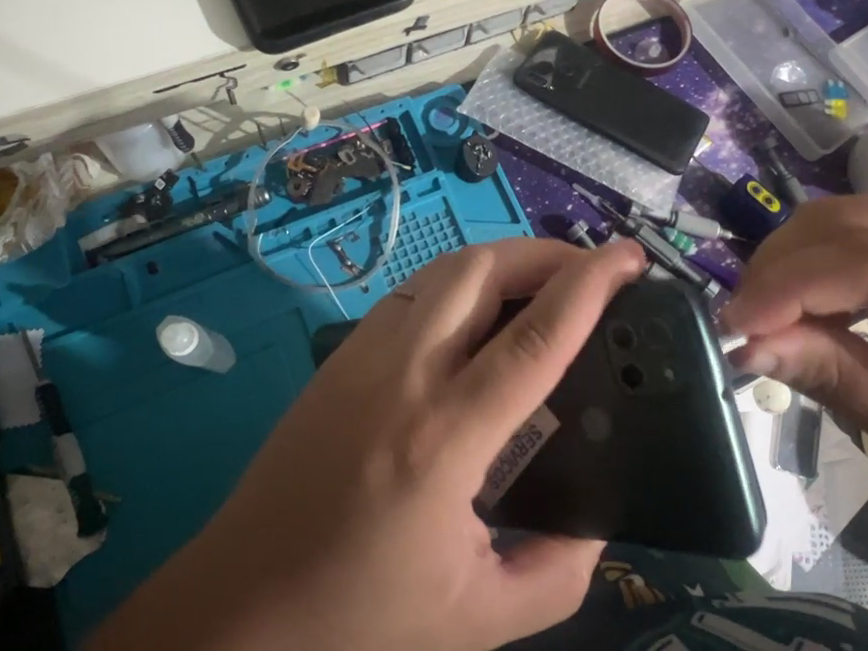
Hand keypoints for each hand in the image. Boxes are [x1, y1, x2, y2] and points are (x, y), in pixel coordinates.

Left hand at [91, 238, 647, 650]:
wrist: (237, 608)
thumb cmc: (357, 617)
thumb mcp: (479, 617)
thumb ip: (557, 572)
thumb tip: (595, 523)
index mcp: (446, 436)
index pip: (535, 335)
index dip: (591, 285)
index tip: (631, 256)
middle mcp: (403, 374)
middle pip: (483, 270)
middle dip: (548, 253)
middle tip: (593, 270)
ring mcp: (361, 356)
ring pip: (443, 270)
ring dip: (502, 261)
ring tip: (543, 285)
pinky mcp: (337, 360)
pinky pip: (411, 294)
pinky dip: (460, 283)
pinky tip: (479, 317)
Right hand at [721, 196, 867, 516]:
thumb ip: (841, 382)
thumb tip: (750, 347)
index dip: (796, 286)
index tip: (735, 325)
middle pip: (852, 224)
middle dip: (779, 268)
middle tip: (739, 325)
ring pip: (843, 213)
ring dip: (788, 257)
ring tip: (764, 314)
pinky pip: (853, 223)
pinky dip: (811, 256)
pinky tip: (800, 299)